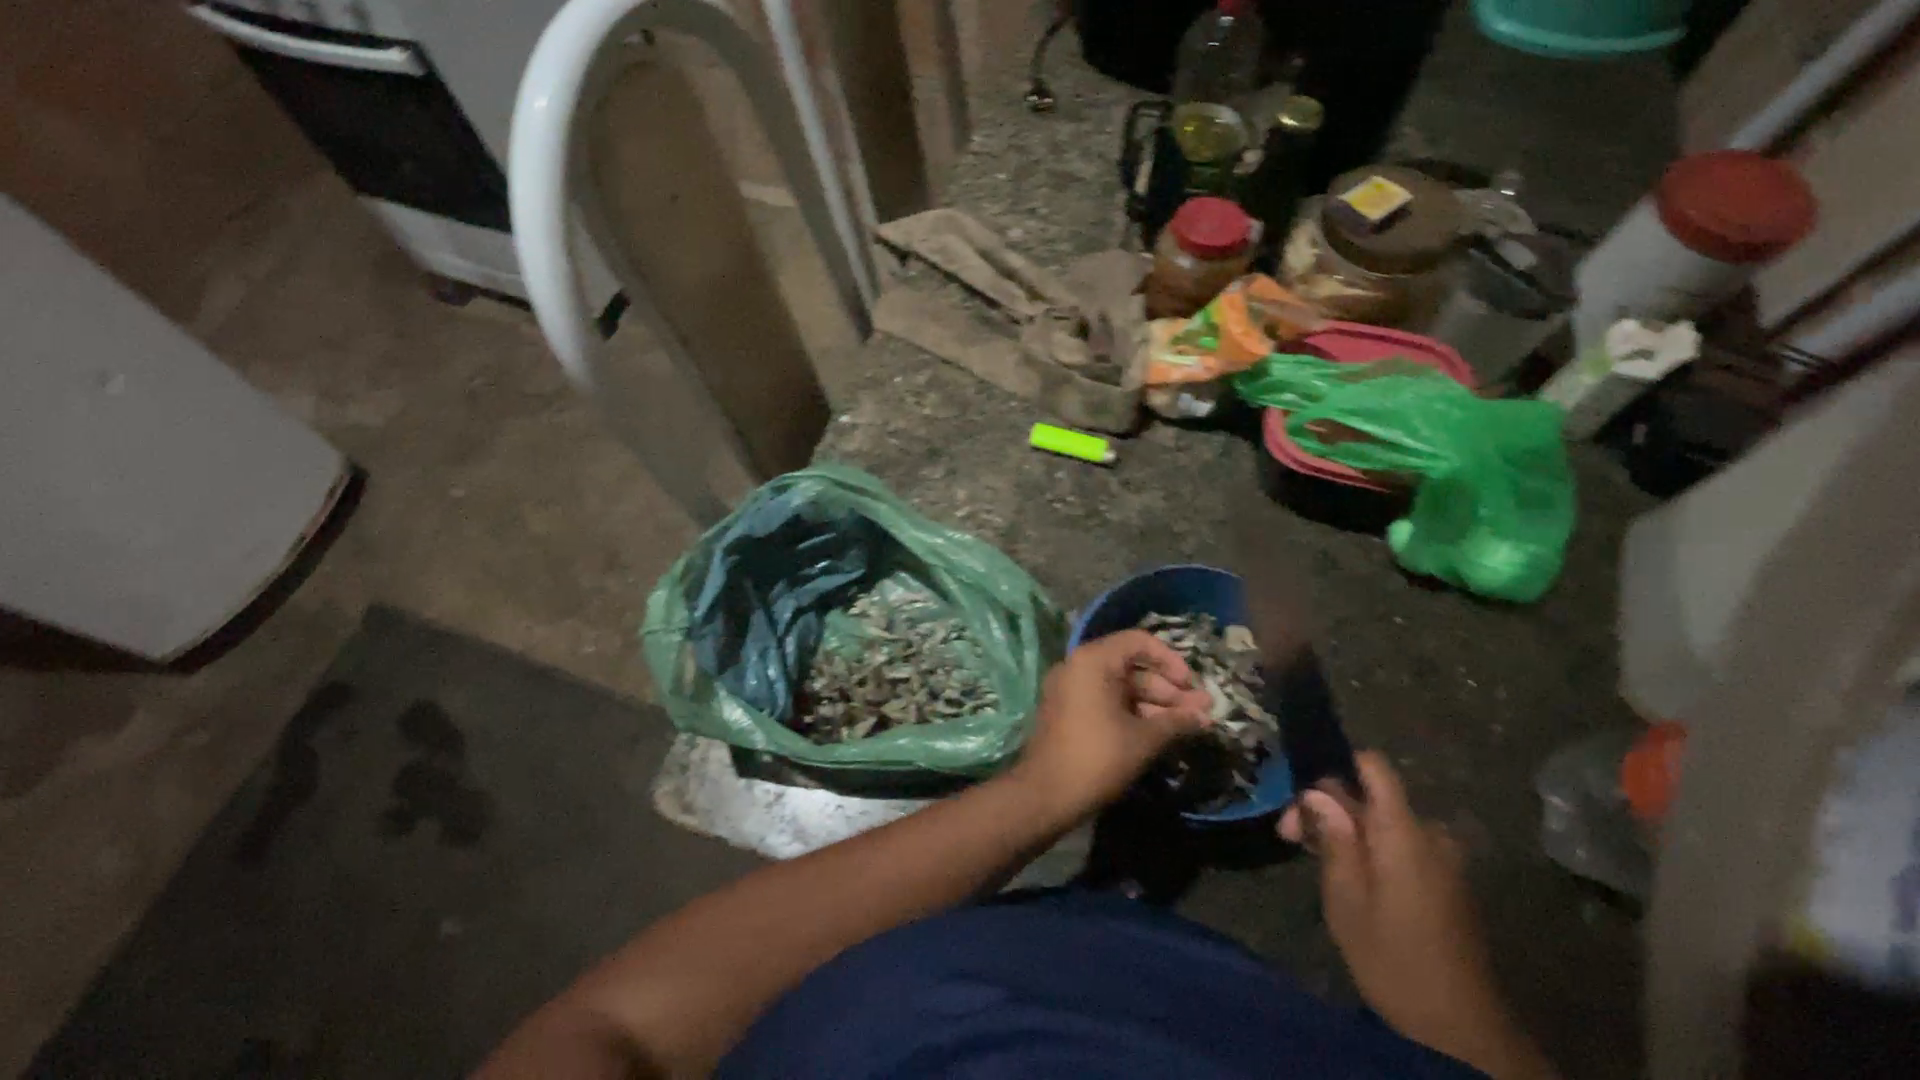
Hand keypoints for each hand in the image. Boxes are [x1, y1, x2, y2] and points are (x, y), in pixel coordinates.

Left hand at [1009, 630, 1212, 822]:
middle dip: (1170, 690)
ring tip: (1192, 725)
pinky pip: (1109, 703)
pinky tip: (1164, 732)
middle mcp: (1078, 667)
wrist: (1046, 795)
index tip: (1192, 686)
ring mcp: (1072, 691)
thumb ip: (1176, 721)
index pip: (1139, 642)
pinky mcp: (1071, 713)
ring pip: (1123, 689)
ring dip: (1157, 705)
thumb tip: (1205, 716)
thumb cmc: (1097, 758)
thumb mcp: (1143, 738)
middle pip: (1133, 668)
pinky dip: (1135, 714)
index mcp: (1092, 661)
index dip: (1171, 661)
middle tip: (1202, 711)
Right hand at [1280, 753, 1555, 1078]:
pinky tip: (1351, 882)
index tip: (1301, 795)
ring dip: (1349, 833)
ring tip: (1316, 864)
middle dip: (1330, 809)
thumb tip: (1318, 792)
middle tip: (1291, 839)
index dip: (1335, 767)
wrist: (1459, 1025)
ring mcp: (1444, 858)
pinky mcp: (1448, 881)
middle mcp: (1430, 834)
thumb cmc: (1393, 960)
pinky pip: (1404, 845)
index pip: (1374, 767)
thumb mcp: (1346, 900)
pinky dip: (1374, 851)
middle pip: (1373, 798)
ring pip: (1385, 824)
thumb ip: (1334, 839)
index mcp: (1405, 833)